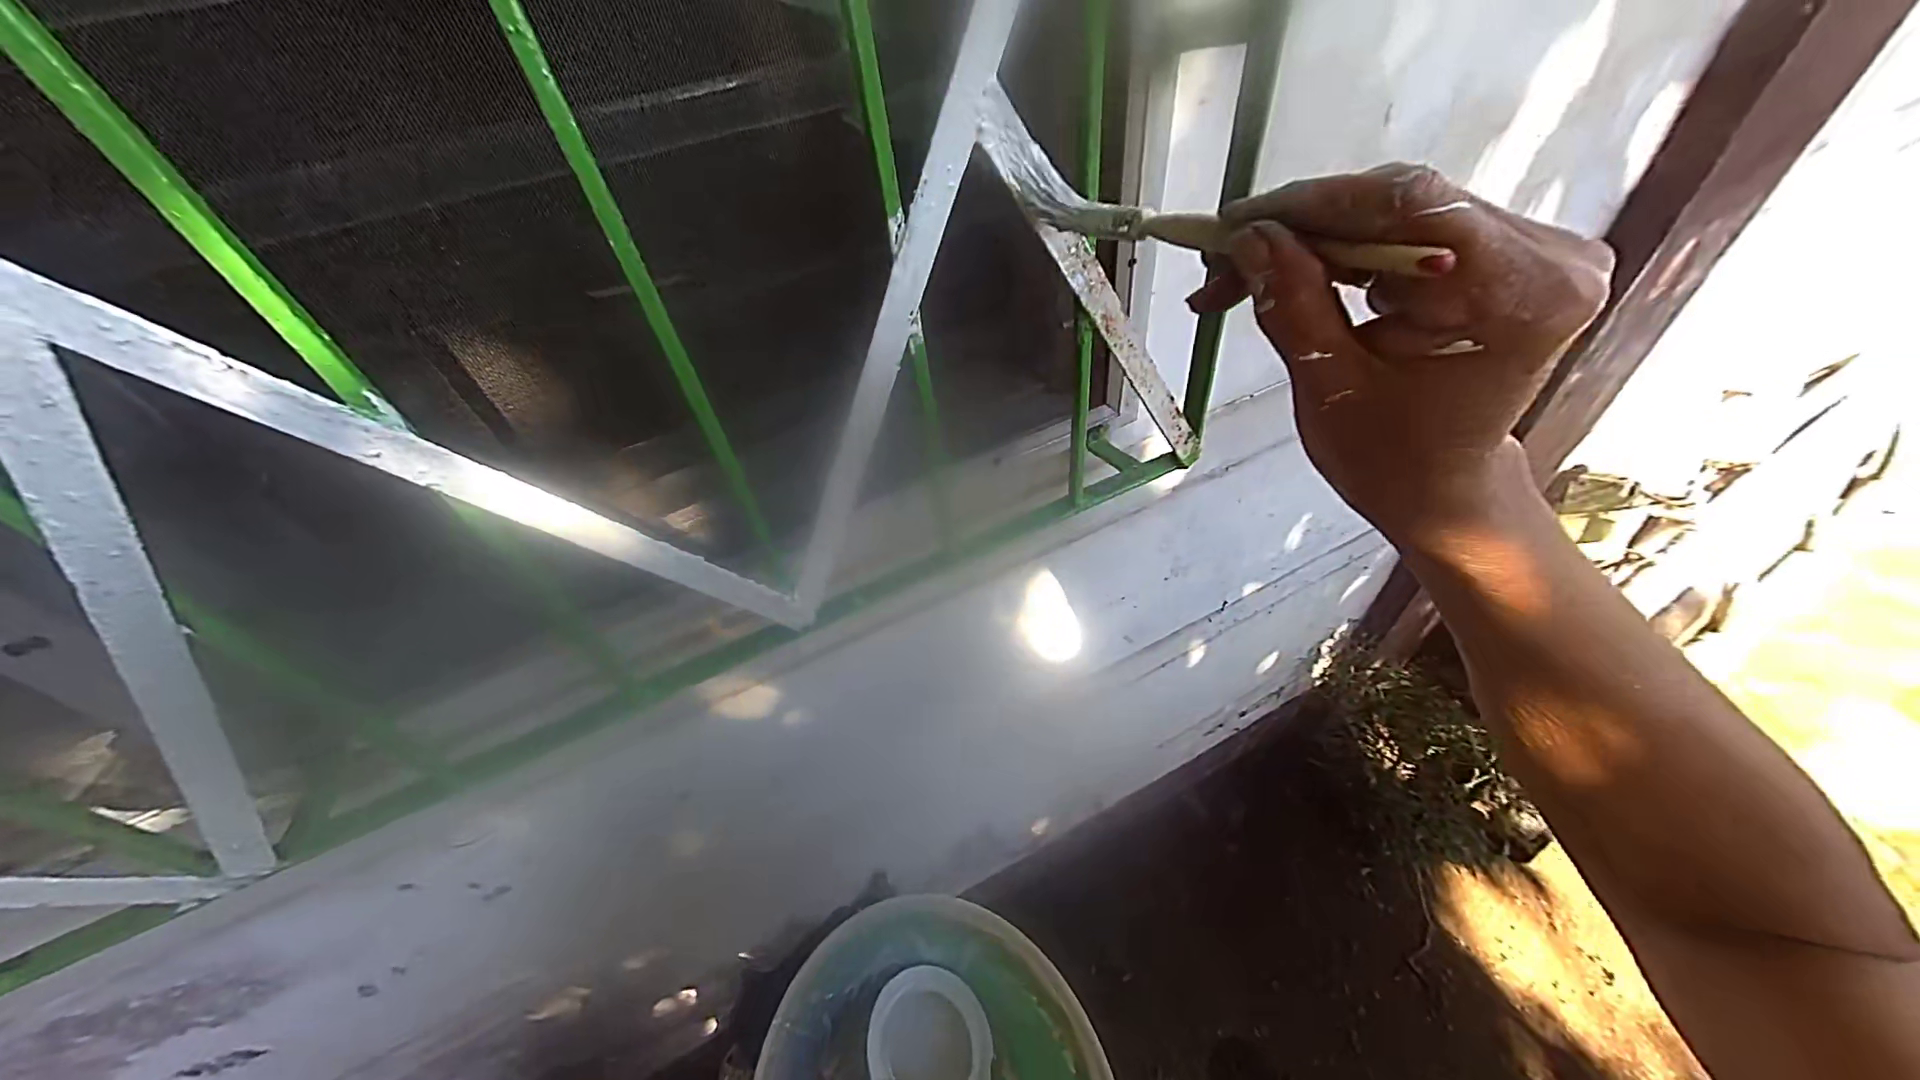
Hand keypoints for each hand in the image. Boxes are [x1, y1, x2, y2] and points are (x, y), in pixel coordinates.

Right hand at [1187, 163, 1613, 546]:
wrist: (1438, 483)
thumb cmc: (1389, 457)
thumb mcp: (1330, 388)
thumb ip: (1293, 305)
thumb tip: (1249, 239)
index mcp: (1517, 296)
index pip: (1410, 207)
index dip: (1313, 205)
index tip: (1236, 224)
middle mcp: (1546, 256)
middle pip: (1401, 206)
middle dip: (1300, 230)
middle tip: (1222, 263)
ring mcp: (1530, 250)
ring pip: (1394, 215)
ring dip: (1310, 242)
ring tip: (1243, 276)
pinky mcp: (1501, 253)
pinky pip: (1403, 232)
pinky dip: (1338, 252)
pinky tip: (1291, 273)